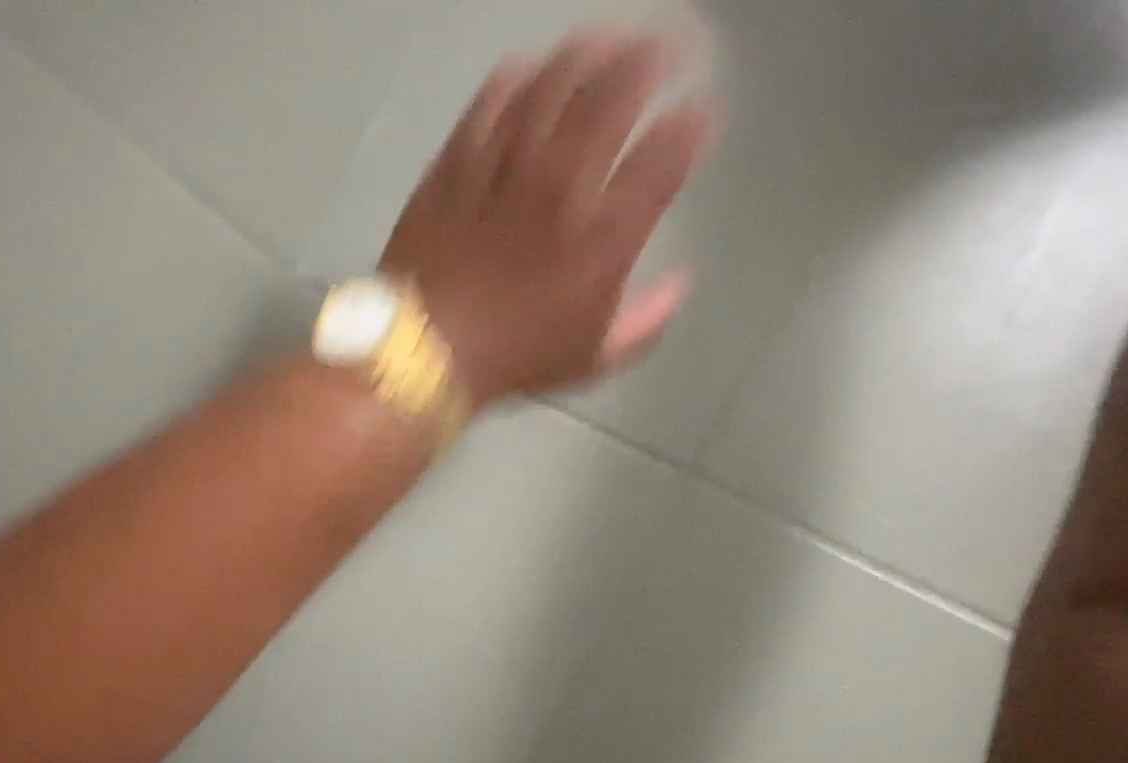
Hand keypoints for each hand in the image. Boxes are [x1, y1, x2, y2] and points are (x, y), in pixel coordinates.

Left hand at [379, 31, 715, 407]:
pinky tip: (528, 66)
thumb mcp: (594, 358)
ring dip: (587, 55)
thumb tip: (678, 286)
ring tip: (607, 37)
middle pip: (612, 100)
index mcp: (604, 238)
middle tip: (668, 43)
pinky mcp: (457, 164)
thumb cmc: (515, 361)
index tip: (701, 113)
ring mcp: (504, 169)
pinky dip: (514, 79)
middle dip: (650, 61)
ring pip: (552, 88)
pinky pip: (489, 104)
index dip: (689, 129)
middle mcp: (561, 188)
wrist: (426, 351)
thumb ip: (645, 321)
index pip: (662, 161)